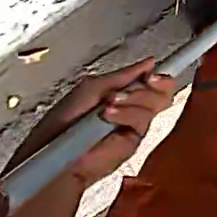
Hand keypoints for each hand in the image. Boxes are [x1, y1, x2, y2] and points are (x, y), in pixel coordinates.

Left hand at [7, 58, 178, 188]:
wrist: (52, 154)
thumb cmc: (61, 123)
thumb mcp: (91, 88)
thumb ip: (123, 75)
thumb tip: (151, 62)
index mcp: (126, 94)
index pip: (157, 82)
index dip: (159, 77)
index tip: (151, 74)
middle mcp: (134, 108)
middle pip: (164, 90)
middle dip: (148, 86)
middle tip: (138, 85)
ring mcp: (136, 124)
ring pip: (158, 102)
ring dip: (135, 98)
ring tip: (110, 104)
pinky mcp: (136, 140)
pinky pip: (144, 119)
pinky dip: (127, 113)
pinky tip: (108, 116)